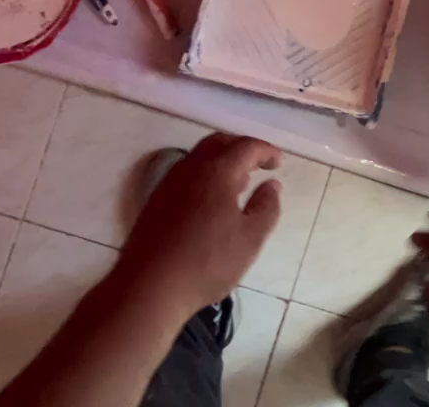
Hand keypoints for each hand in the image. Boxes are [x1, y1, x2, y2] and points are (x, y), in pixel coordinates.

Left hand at [113, 133, 282, 314]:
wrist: (150, 285)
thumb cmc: (207, 262)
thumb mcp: (249, 239)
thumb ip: (266, 208)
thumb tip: (273, 185)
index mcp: (217, 171)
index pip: (246, 147)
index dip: (265, 151)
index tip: (279, 162)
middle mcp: (191, 167)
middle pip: (219, 142)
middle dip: (241, 147)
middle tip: (258, 163)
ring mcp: (170, 182)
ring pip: (200, 157)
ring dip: (222, 160)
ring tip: (239, 183)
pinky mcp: (157, 199)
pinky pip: (187, 173)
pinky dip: (206, 174)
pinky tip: (211, 202)